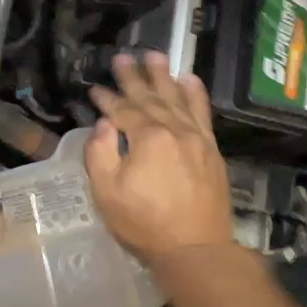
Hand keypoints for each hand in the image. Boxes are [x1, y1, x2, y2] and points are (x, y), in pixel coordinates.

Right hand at [86, 52, 235, 266]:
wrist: (196, 250)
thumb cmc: (144, 223)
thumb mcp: (107, 191)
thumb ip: (100, 152)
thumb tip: (105, 124)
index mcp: (147, 138)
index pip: (123, 110)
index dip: (107, 98)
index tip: (95, 89)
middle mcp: (175, 131)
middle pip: (151, 98)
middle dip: (134, 77)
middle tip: (123, 57)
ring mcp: (197, 139)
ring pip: (178, 99)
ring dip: (164, 77)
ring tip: (156, 56)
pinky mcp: (212, 151)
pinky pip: (203, 114)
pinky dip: (196, 95)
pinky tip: (190, 80)